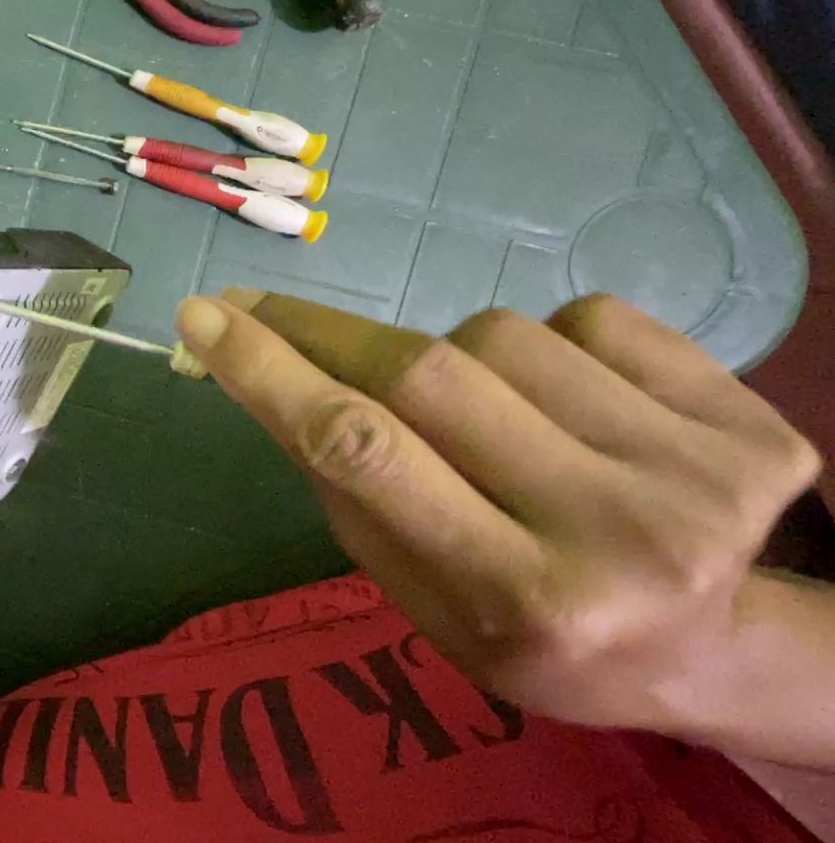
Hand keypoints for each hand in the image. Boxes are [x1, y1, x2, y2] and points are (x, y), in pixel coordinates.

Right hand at [175, 289, 822, 744]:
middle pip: (424, 375)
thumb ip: (341, 479)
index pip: (360, 448)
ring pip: (501, 336)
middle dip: (321, 330)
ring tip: (472, 408)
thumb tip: (262, 365)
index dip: (269, 370)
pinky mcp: (754, 425)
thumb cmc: (517, 621)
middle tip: (260, 308)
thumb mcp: (404, 579)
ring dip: (446, 353)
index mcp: (510, 593)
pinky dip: (544, 343)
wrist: (708, 647)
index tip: (202, 314)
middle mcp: (612, 535)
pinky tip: (563, 401)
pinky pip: (593, 320)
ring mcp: (697, 475)